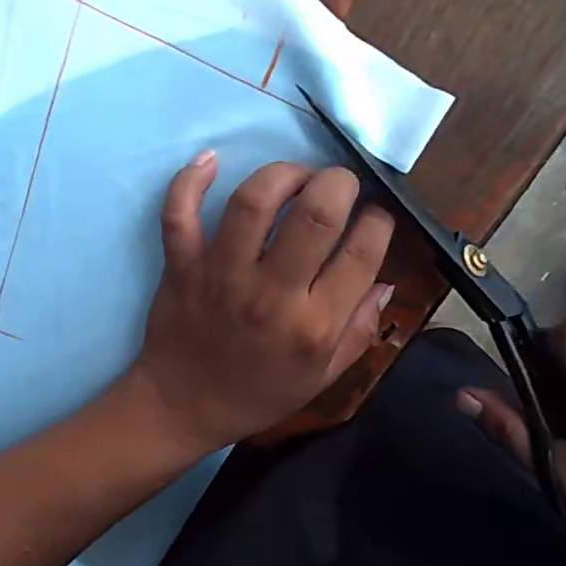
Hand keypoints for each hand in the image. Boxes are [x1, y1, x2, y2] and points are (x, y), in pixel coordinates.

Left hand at [130, 151, 395, 453]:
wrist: (183, 407)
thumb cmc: (258, 393)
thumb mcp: (322, 377)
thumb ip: (359, 329)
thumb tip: (386, 279)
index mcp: (314, 326)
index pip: (363, 251)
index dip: (379, 220)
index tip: (374, 215)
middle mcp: (271, 294)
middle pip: (316, 213)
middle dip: (338, 183)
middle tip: (339, 184)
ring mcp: (221, 275)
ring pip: (254, 201)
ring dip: (283, 173)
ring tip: (296, 175)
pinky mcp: (181, 266)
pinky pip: (180, 213)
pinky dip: (190, 180)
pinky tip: (211, 159)